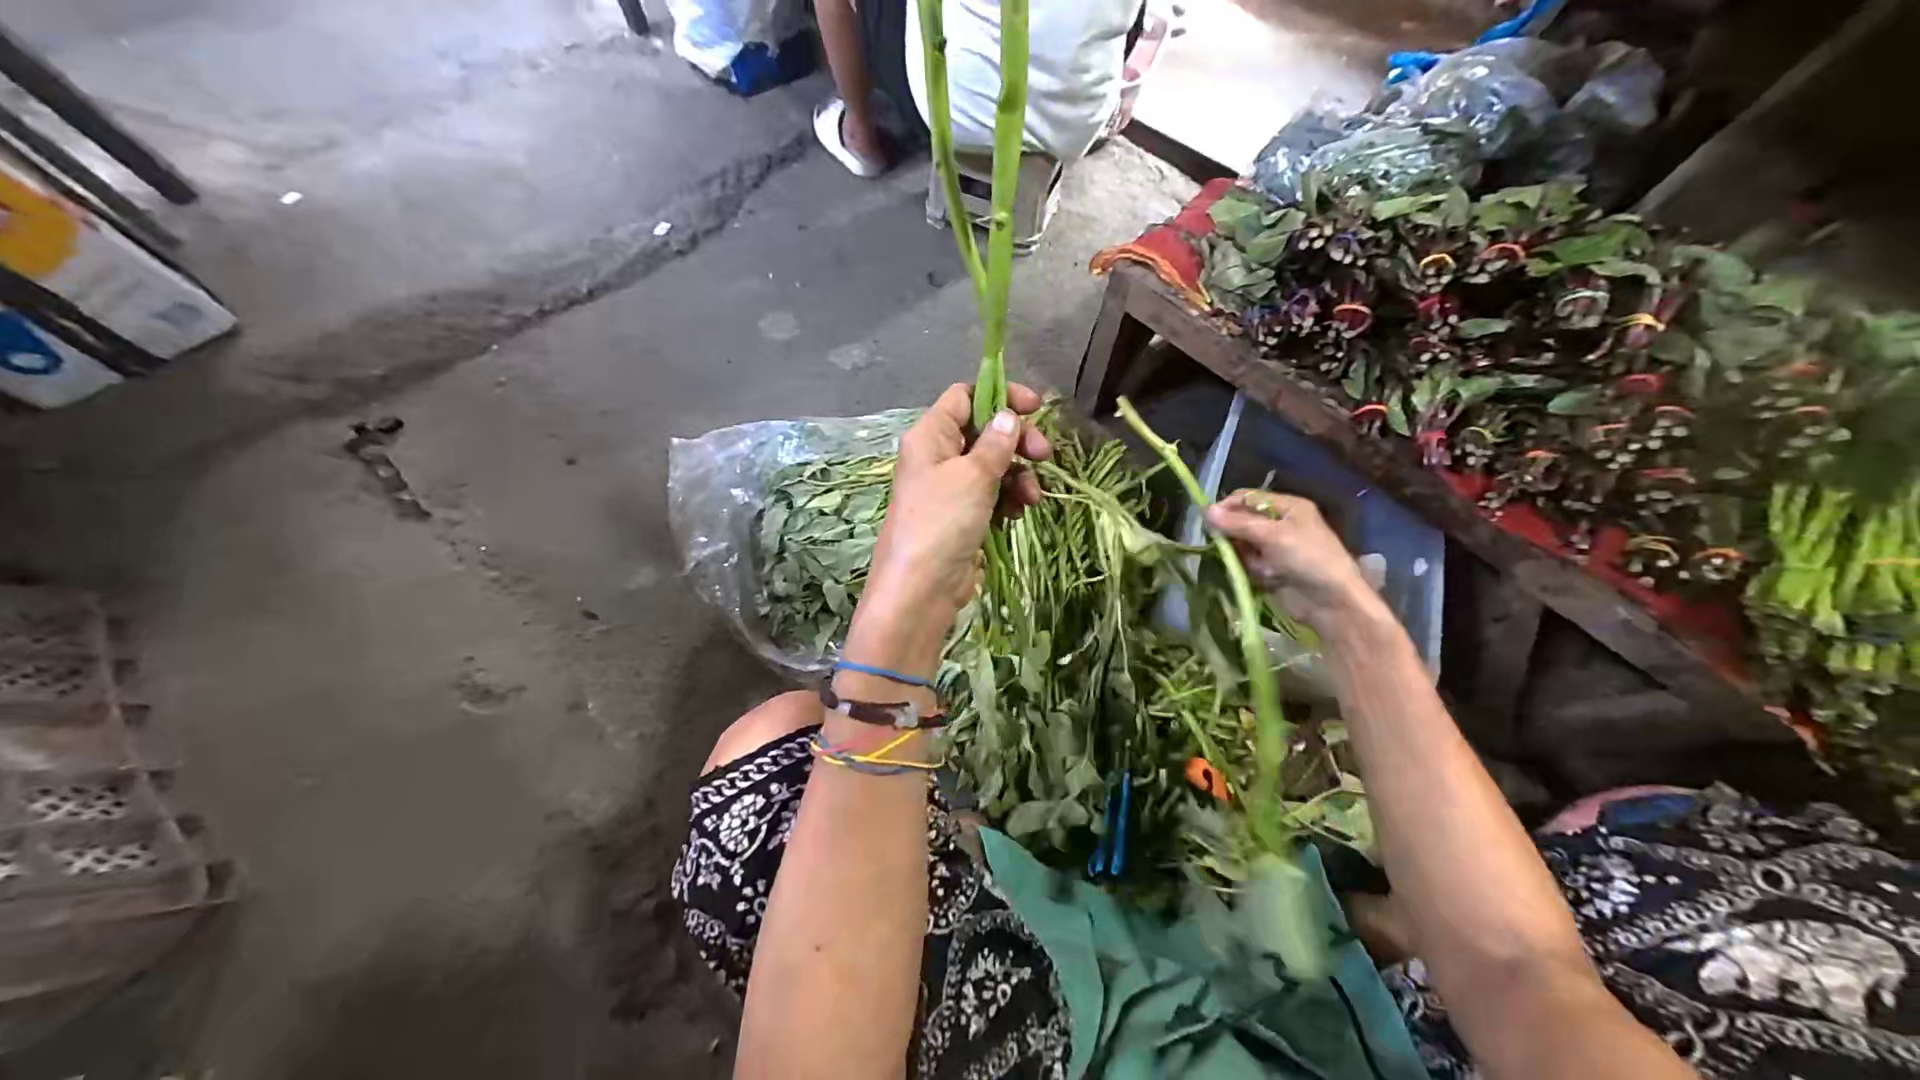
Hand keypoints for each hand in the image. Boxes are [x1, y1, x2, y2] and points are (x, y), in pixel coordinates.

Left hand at [848, 383, 1050, 676]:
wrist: (921, 589)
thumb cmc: (942, 522)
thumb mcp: (973, 475)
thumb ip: (995, 442)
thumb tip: (1008, 416)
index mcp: (930, 436)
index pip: (964, 396)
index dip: (999, 395)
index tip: (1035, 407)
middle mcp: (937, 456)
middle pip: (984, 431)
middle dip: (1017, 441)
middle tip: (1045, 455)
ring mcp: (950, 488)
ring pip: (993, 465)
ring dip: (1018, 476)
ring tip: (1030, 498)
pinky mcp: (962, 516)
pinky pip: (991, 494)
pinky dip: (1008, 499)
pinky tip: (1019, 513)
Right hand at [1204, 490, 1381, 633]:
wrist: (1332, 602)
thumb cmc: (1309, 559)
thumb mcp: (1273, 535)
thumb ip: (1237, 523)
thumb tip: (1205, 510)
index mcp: (1287, 506)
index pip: (1246, 498)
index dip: (1227, 507)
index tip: (1209, 523)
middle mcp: (1279, 523)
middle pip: (1241, 521)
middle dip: (1235, 535)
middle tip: (1230, 547)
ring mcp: (1275, 547)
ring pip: (1241, 545)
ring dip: (1245, 556)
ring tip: (1262, 568)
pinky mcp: (1271, 569)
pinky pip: (1248, 564)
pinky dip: (1252, 571)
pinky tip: (1267, 578)